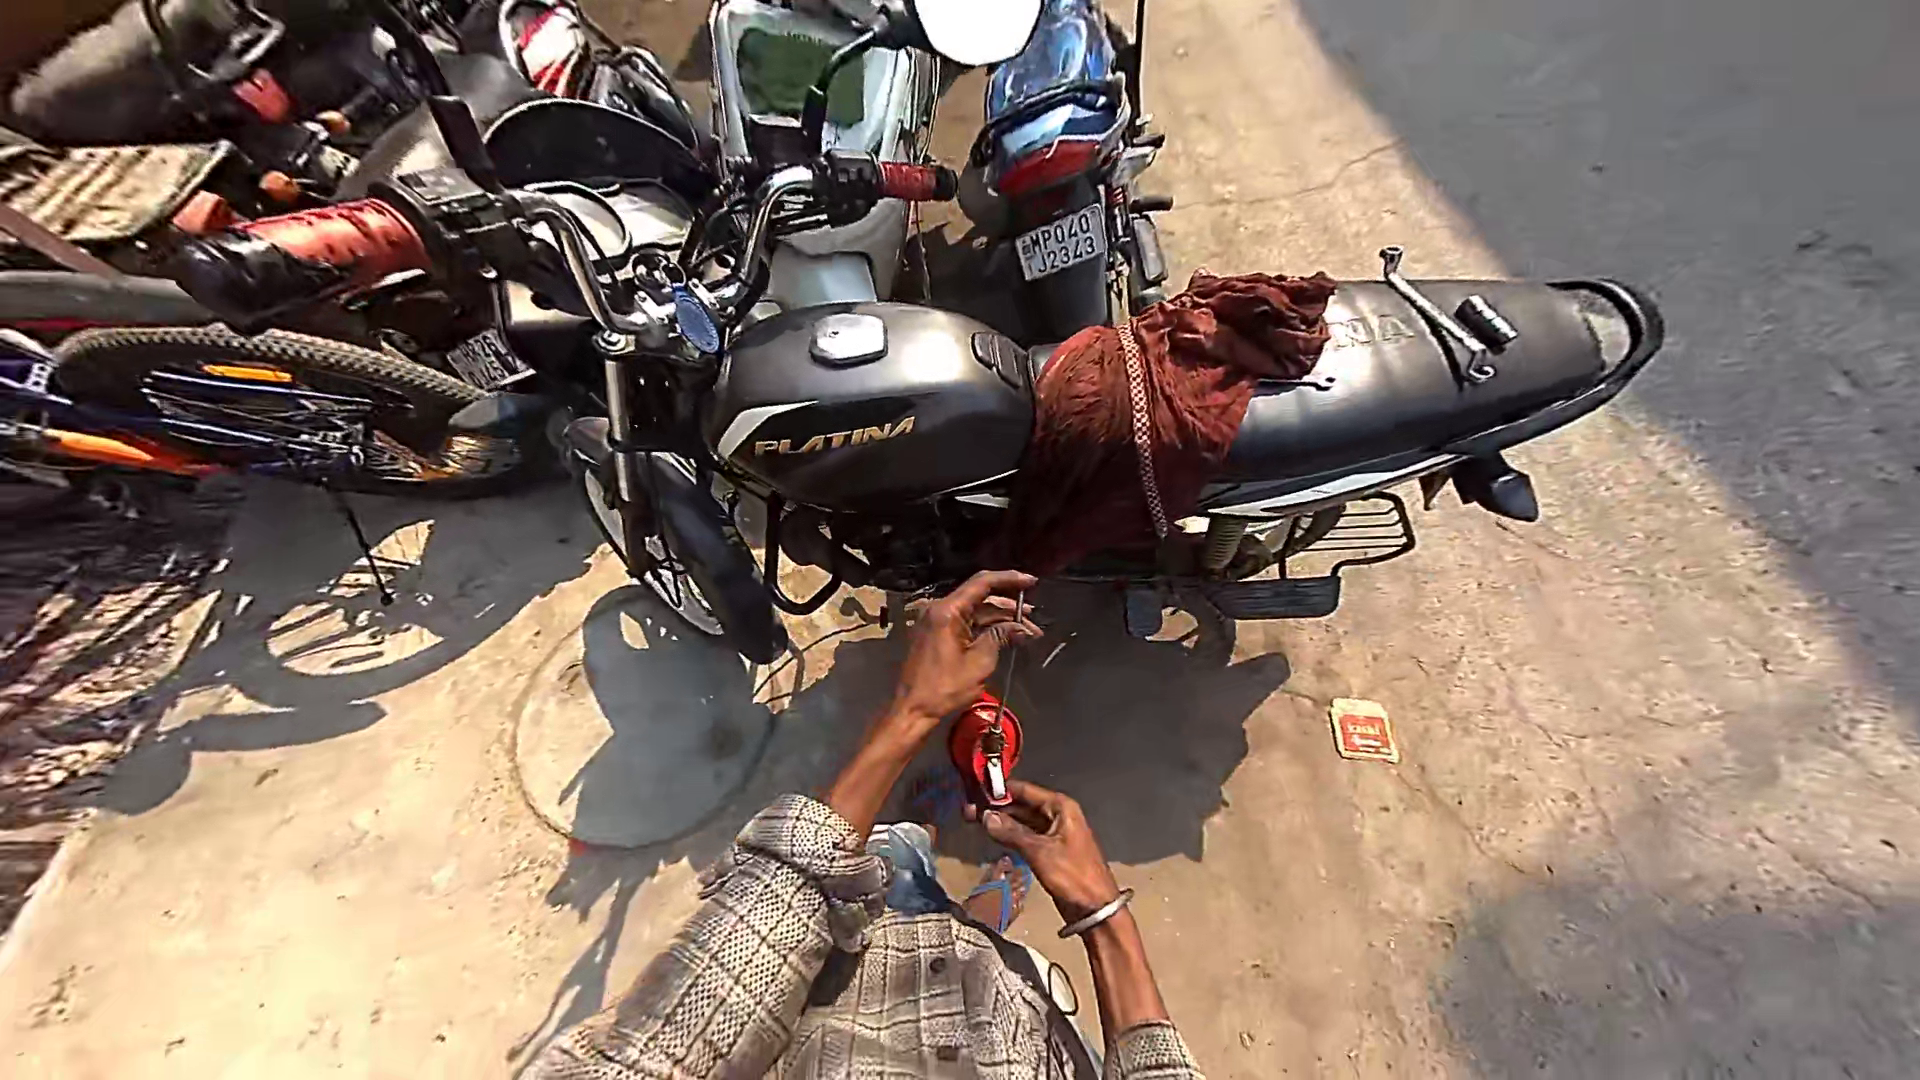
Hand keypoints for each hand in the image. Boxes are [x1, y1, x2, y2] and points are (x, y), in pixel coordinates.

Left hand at [889, 570, 1039, 724]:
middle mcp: (940, 609)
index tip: (1032, 582)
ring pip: (975, 611)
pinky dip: (986, 627)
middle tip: (1033, 616)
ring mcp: (936, 621)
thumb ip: (1000, 636)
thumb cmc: (944, 687)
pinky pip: (965, 622)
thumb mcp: (979, 662)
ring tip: (1026, 630)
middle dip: (1009, 605)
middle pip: (980, 596)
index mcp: (947, 610)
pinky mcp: (937, 633)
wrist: (912, 709)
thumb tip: (1020, 627)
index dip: (1010, 579)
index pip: (982, 583)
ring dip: (1000, 618)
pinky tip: (1006, 635)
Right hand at [972, 779, 1120, 919]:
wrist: (1096, 911)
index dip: (1000, 790)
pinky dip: (1010, 834)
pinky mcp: (1050, 849)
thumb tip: (985, 816)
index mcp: (1060, 807)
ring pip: (1022, 821)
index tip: (977, 789)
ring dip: (1001, 821)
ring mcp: (1053, 832)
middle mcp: (1057, 814)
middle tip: (970, 809)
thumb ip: (1012, 833)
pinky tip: (993, 835)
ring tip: (975, 820)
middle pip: (1022, 805)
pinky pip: (1026, 835)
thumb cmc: (1072, 876)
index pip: (1024, 790)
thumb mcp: (1040, 852)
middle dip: (997, 807)